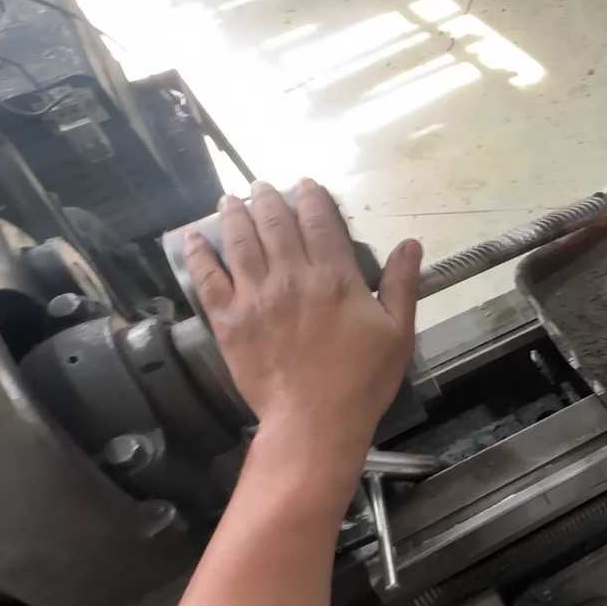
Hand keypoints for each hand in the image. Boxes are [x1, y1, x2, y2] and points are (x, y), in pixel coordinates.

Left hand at [183, 180, 420, 467]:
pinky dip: (199, 254)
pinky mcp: (229, 320)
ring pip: (240, 241)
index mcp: (336, 278)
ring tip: (231, 200)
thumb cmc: (363, 380)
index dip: (312, 199)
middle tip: (262, 186)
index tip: (306, 185)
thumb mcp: (398, 333)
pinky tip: (194, 238)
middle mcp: (292, 277)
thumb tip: (411, 245)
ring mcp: (256, 296)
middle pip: (275, 224)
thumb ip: (402, 285)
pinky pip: (208, 277)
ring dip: (235, 215)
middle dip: (268, 199)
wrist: (316, 420)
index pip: (320, 223)